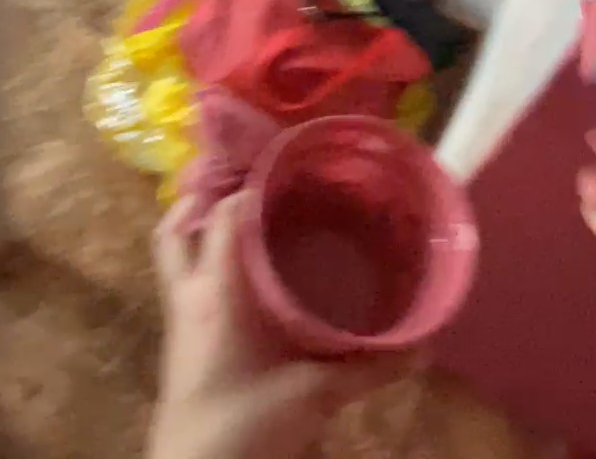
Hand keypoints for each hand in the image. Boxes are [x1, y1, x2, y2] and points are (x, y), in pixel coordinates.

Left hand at [149, 191, 413, 458]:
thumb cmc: (247, 424)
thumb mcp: (316, 394)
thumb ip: (370, 367)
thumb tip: (424, 347)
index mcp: (219, 290)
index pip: (227, 214)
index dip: (253, 185)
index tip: (290, 170)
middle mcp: (190, 293)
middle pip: (177, 226)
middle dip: (205, 196)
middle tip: (251, 184)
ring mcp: (178, 315)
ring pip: (172, 252)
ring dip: (197, 226)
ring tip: (239, 211)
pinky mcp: (178, 337)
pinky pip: (182, 279)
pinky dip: (203, 259)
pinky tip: (239, 267)